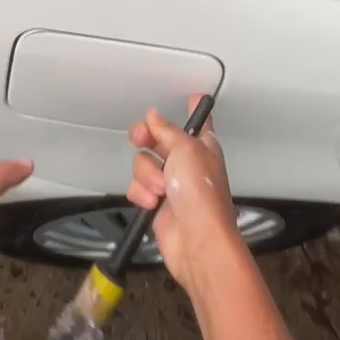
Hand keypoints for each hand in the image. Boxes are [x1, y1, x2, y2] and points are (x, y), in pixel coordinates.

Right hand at [126, 96, 240, 295]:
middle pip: (157, 138)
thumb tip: (154, 115)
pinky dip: (140, 193)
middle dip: (146, 139)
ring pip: (142, 163)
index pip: (197, 121)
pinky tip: (152, 202)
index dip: (193, 109)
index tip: (189, 98)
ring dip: (147, 174)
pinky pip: (137, 187)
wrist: (197, 242)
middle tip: (142, 138)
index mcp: (201, 145)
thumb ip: (166, 129)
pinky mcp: (156, 203)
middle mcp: (186, 162)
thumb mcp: (186, 149)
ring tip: (160, 188)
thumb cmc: (202, 194)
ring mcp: (170, 183)